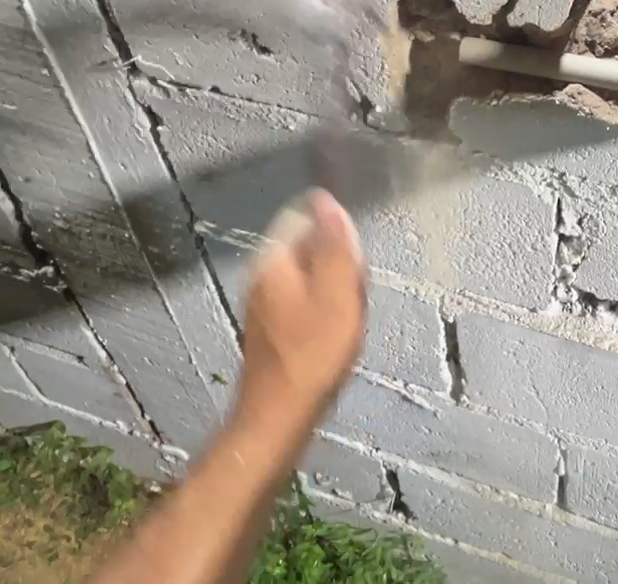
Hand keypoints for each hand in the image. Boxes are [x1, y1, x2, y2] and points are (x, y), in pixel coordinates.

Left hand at [235, 189, 366, 424]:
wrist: (280, 416)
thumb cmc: (314, 352)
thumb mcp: (338, 291)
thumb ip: (335, 244)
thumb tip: (329, 201)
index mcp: (273, 259)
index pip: (309, 218)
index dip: (338, 233)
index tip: (354, 261)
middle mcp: (262, 275)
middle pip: (311, 248)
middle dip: (339, 264)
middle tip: (353, 293)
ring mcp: (264, 303)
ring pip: (311, 277)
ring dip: (336, 289)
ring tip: (348, 316)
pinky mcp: (271, 328)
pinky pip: (306, 302)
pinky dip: (325, 311)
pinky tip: (335, 335)